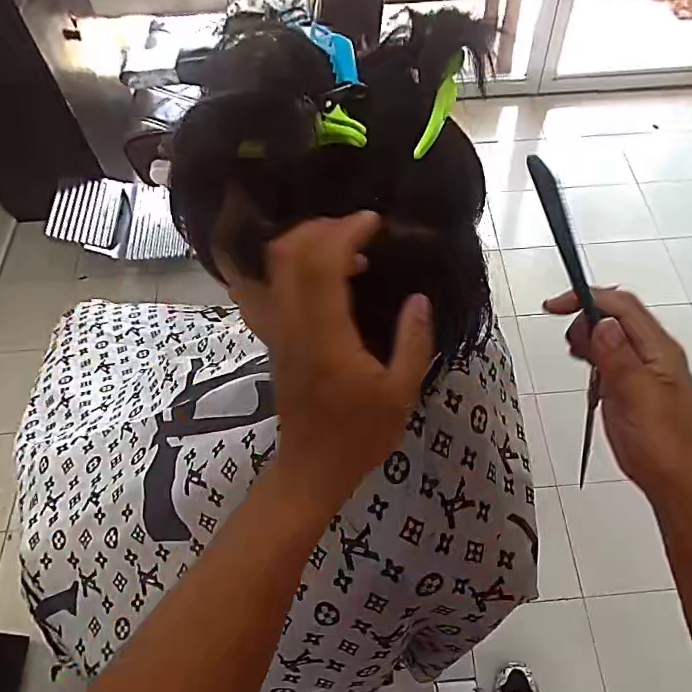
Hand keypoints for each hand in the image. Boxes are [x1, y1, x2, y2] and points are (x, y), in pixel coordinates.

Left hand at [265, 213, 433, 505]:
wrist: (313, 468)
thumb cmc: (360, 436)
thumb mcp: (400, 394)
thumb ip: (413, 343)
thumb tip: (419, 299)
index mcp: (326, 338)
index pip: (322, 264)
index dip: (345, 231)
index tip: (374, 222)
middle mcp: (293, 326)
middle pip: (288, 253)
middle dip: (322, 227)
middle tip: (360, 231)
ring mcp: (277, 332)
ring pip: (273, 267)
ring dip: (306, 244)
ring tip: (347, 251)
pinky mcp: (275, 340)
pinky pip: (271, 287)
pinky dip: (293, 266)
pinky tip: (324, 277)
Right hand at [544, 287, 691, 495]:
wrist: (672, 478)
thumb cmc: (664, 445)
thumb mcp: (636, 395)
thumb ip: (618, 356)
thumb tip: (604, 325)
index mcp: (660, 351)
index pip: (623, 306)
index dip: (588, 298)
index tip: (558, 305)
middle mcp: (653, 356)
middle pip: (617, 317)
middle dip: (587, 318)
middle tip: (570, 339)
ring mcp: (643, 372)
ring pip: (612, 338)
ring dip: (589, 338)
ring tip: (575, 352)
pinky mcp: (631, 389)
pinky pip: (610, 361)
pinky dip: (594, 359)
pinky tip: (588, 371)